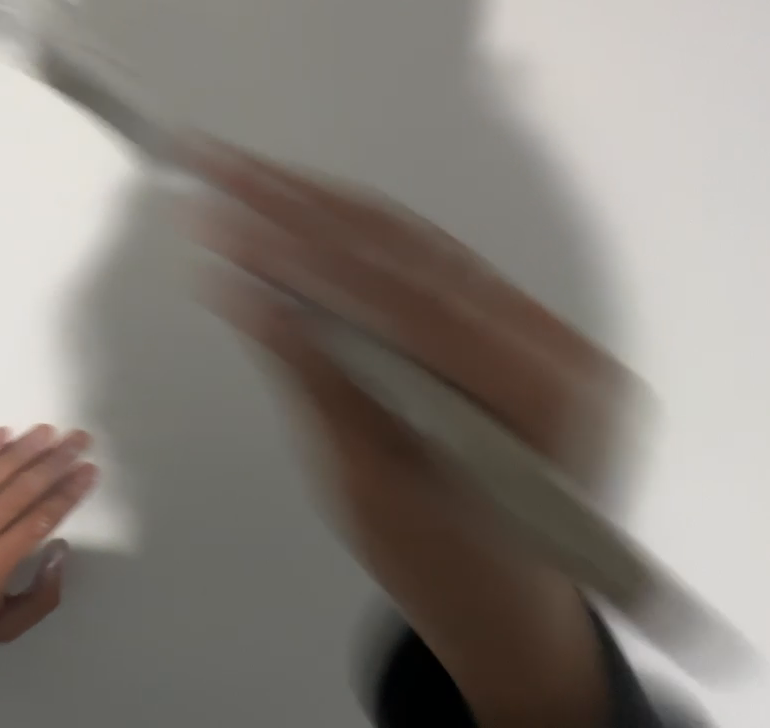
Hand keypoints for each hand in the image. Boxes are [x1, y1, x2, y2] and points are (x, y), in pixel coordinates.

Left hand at [0, 425, 98, 643]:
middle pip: (20, 489)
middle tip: (77, 439)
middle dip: (53, 462)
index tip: (88, 471)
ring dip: (22, 449)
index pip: (39, 519)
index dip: (67, 493)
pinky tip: (2, 433)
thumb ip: (43, 595)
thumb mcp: (9, 626)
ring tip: (46, 430)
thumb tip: (61, 549)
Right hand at [190, 143, 626, 727]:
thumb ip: (316, 378)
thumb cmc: (440, 567)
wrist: (510, 608)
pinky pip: (422, 262)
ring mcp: (538, 329)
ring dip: (319, 202)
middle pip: (406, 252)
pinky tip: (297, 202)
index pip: (405, 299)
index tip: (226, 213)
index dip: (308, 252)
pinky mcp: (509, 323)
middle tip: (217, 160)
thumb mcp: (367, 486)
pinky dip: (351, 231)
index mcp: (537, 399)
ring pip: (412, 245)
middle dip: (299, 201)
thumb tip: (245, 291)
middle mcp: (552, 345)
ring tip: (243, 168)